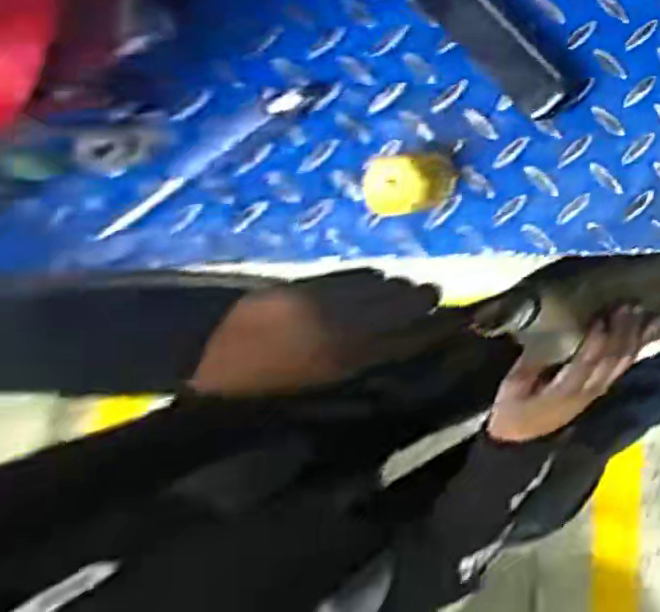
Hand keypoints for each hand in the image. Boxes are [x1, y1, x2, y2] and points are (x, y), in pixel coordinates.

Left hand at [187, 268, 450, 396]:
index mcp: (351, 359)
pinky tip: (363, 289)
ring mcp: (336, 298)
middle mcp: (353, 325)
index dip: (448, 325)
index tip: (466, 319)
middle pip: (417, 299)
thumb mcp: (313, 384)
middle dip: (426, 301)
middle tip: (425, 305)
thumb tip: (410, 341)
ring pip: (393, 283)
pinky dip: (371, 280)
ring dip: (398, 289)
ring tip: (389, 298)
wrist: (193, 352)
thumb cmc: (254, 385)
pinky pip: (364, 274)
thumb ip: (365, 361)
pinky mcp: (319, 279)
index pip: (421, 334)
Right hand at [486, 308, 645, 443]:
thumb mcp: (512, 386)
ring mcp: (600, 389)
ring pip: (624, 361)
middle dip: (621, 331)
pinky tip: (646, 326)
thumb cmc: (514, 407)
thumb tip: (546, 333)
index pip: (586, 364)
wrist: (521, 438)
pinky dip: (638, 343)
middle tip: (626, 306)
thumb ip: (530, 362)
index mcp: (563, 391)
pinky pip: (626, 363)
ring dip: (633, 334)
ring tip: (637, 310)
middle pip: (612, 359)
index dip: (596, 341)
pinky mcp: (605, 385)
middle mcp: (588, 390)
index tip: (599, 318)